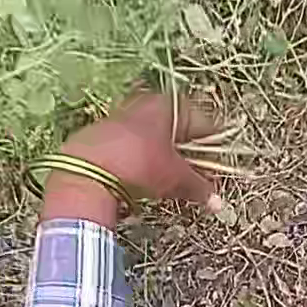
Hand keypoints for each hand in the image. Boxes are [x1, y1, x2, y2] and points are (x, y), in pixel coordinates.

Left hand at [42, 93, 220, 225]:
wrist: (86, 171)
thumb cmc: (140, 165)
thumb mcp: (174, 177)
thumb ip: (198, 187)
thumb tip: (217, 202)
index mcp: (168, 105)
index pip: (202, 122)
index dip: (213, 147)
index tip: (219, 167)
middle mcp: (144, 104)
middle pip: (176, 130)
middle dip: (189, 154)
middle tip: (197, 177)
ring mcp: (121, 118)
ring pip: (154, 138)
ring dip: (165, 159)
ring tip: (171, 183)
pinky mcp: (102, 135)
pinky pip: (132, 147)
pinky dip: (143, 162)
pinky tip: (143, 181)